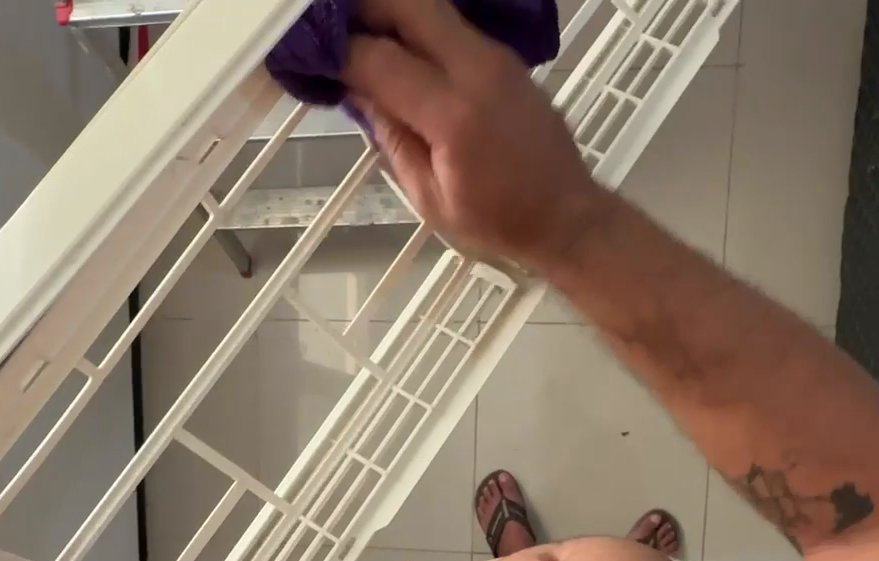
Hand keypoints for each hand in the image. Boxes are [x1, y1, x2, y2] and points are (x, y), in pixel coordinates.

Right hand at [343, 0, 613, 271]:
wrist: (564, 214)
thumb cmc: (497, 221)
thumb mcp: (431, 197)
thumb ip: (392, 139)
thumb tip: (359, 92)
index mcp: (453, 116)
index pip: (379, 60)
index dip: (339, 54)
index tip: (314, 58)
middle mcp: (476, 70)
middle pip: (407, 2)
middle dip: (362, 7)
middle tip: (333, 30)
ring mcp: (495, 57)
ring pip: (430, 5)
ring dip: (390, 13)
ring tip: (361, 38)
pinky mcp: (505, 57)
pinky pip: (451, 25)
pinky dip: (418, 28)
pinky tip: (400, 52)